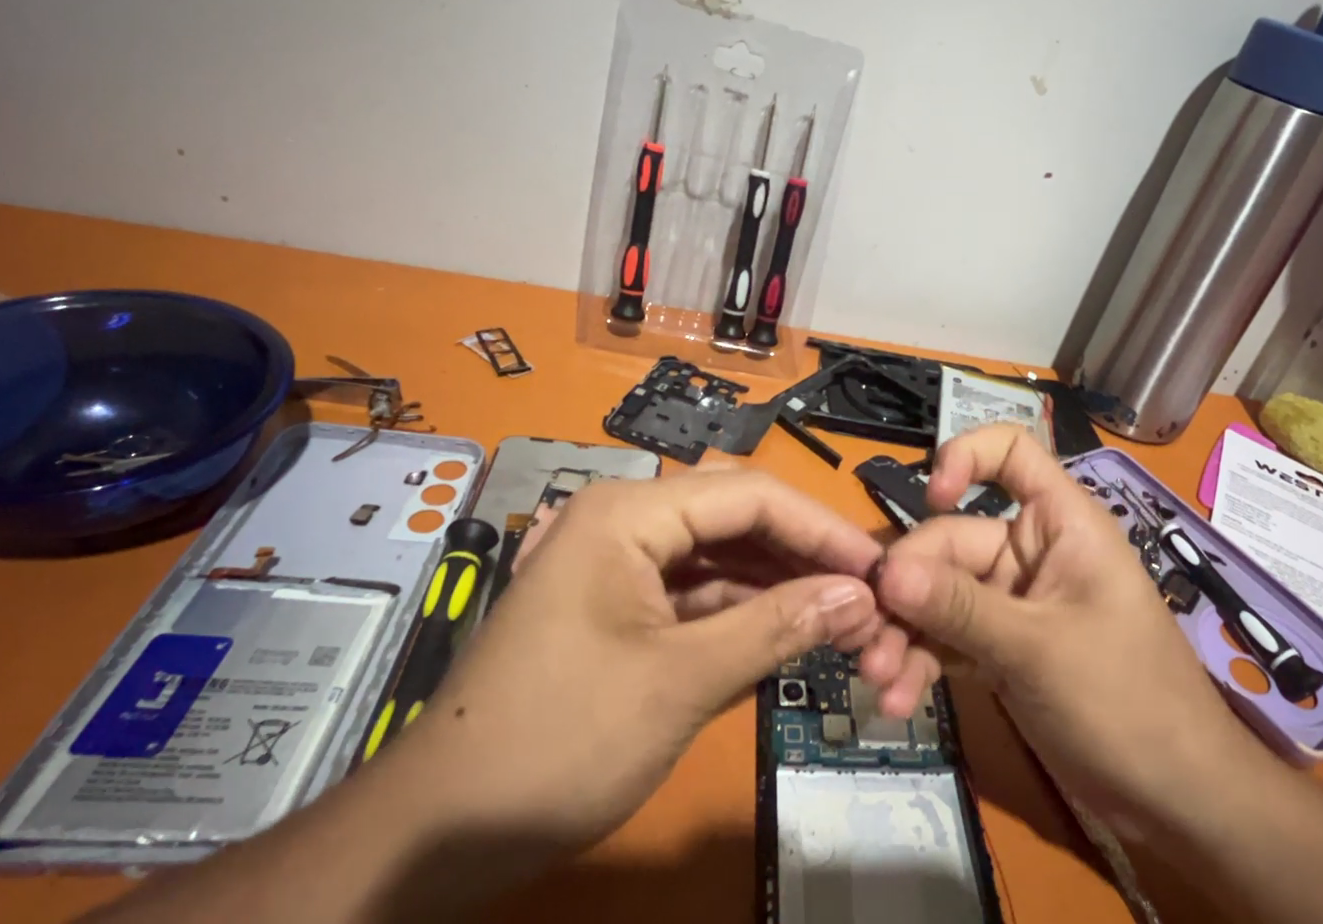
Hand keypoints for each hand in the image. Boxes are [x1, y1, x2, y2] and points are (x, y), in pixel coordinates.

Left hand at [380, 470, 908, 852]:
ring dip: (776, 586)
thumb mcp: (680, 681)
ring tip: (841, 617)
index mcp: (627, 514)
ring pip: (717, 559)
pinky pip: (692, 596)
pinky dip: (740, 614)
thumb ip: (776, 627)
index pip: (748, 494)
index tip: (880, 569)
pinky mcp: (613, 612)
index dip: (822, 528)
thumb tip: (860, 594)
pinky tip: (786, 634)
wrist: (442, 828)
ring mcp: (614, 569)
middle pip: (734, 518)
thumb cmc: (559, 740)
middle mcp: (621, 524)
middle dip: (802, 554)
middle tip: (867, 595)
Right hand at [868, 426, 1267, 828]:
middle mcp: (1032, 553)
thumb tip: (884, 571)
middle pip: (950, 540)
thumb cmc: (1126, 700)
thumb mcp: (1038, 648)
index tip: (929, 499)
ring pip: (940, 595)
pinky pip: (948, 639)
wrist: (1175, 794)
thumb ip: (959, 607)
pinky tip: (898, 701)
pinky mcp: (1001, 650)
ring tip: (877, 681)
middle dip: (906, 589)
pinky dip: (923, 663)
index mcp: (1060, 524)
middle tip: (867, 637)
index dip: (966, 457)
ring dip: (905, 634)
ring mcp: (1013, 603)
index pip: (1011, 453)